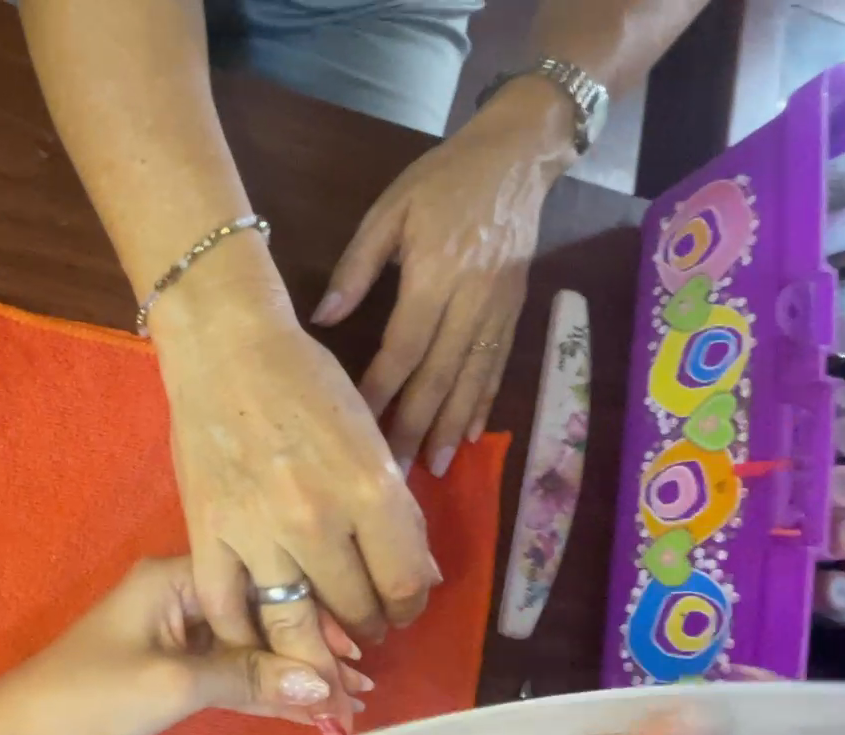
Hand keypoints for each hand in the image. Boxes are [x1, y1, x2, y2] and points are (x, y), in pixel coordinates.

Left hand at [0, 557, 369, 734]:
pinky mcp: (172, 664)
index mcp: (174, 579)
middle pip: (258, 616)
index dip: (309, 623)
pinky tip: (303, 710)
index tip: (353, 658)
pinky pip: (229, 670)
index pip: (259, 589)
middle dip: (307, 653)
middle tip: (359, 689)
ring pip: (248, 647)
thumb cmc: (93, 694)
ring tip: (346, 704)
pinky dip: (262, 689)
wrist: (28, 729)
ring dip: (291, 675)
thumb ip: (248, 676)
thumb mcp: (174, 683)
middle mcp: (179, 596)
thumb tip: (323, 684)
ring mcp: (176, 632)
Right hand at [157, 308, 438, 727]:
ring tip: (322, 639)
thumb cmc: (307, 383)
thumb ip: (397, 510)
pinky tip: (260, 637)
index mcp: (369, 489)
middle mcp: (316, 521)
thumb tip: (418, 575)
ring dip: (317, 642)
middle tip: (365, 621)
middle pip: (356, 609)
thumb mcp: (371, 438)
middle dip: (370, 624)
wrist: (226, 354)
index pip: (407, 583)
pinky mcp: (206, 535)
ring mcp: (255, 532)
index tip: (403, 606)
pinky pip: (225, 608)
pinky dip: (246, 634)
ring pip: (294, 621)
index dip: (412, 607)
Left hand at [311, 79, 574, 477]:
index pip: (402, 348)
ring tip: (435, 468)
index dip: (379, 392)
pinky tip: (472, 433)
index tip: (357, 430)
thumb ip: (356, 268)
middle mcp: (474, 298)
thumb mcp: (389, 211)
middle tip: (394, 473)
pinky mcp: (518, 307)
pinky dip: (484, 401)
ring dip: (453, 426)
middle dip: (415, 427)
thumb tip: (323, 318)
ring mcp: (501, 306)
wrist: (522, 151)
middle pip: (440, 375)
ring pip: (474, 377)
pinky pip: (499, 362)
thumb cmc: (443, 179)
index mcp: (437, 275)